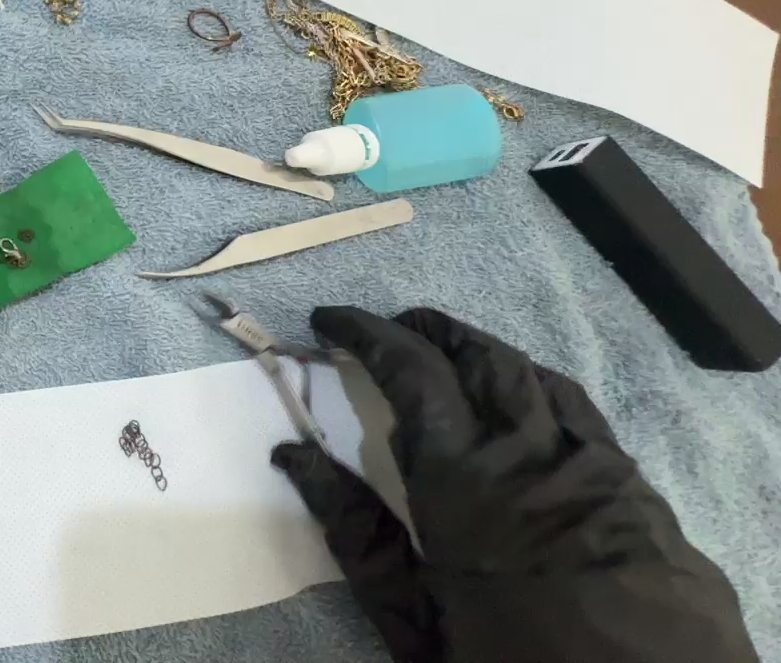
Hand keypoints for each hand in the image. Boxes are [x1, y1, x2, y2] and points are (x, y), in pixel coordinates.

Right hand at [273, 306, 755, 662]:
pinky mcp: (649, 506)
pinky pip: (589, 422)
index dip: (365, 331)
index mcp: (464, 481)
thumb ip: (350, 529)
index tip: (330, 319)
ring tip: (448, 353)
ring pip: (540, 380)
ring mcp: (603, 479)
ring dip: (484, 352)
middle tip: (389, 326)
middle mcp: (535, 461)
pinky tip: (522, 415)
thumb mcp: (411, 619)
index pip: (410, 369)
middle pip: (482, 357)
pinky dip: (540, 393)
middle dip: (427, 328)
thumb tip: (288, 453)